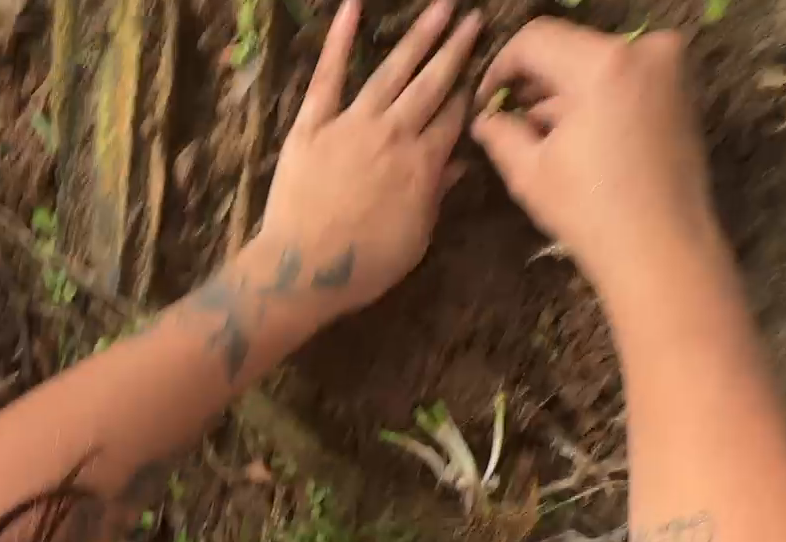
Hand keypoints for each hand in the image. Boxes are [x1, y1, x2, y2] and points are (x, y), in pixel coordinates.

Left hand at [254, 0, 480, 320]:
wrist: (302, 270)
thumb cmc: (363, 267)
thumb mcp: (414, 241)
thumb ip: (435, 197)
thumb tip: (458, 166)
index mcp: (422, 164)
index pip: (453, 119)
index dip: (469, 95)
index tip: (483, 74)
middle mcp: (393, 134)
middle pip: (431, 85)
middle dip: (455, 52)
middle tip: (474, 20)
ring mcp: (351, 125)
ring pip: (391, 71)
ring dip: (418, 37)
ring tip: (440, 8)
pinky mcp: (311, 126)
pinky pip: (327, 76)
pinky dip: (338, 40)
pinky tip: (352, 7)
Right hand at [470, 20, 722, 292]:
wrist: (660, 245)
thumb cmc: (588, 212)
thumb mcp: (529, 172)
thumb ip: (501, 134)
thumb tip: (484, 118)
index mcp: (604, 64)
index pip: (536, 39)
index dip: (500, 68)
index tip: (484, 103)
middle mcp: (644, 48)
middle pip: (568, 50)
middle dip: (532, 87)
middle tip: (506, 125)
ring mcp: (668, 66)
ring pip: (594, 67)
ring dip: (561, 97)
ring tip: (539, 142)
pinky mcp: (678, 89)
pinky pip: (621, 80)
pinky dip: (592, 102)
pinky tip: (575, 144)